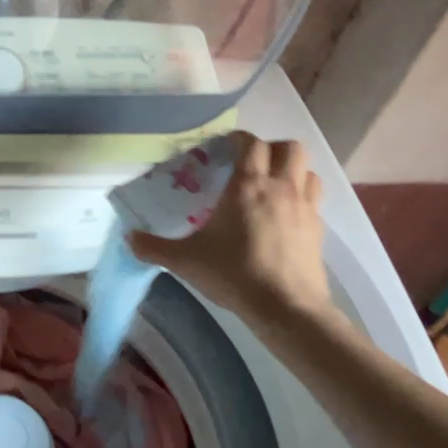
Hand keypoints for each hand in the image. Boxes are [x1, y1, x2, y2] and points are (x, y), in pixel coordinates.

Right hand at [127, 132, 330, 325]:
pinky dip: (302, 196)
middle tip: (251, 163)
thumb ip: (154, 247)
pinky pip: (315, 198)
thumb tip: (128, 238)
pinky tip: (285, 215)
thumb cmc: (234, 273)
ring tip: (272, 184)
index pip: (251, 144)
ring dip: (292, 170)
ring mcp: (305, 208)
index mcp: (247, 186)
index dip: (239, 139)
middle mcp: (280, 188)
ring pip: (308, 170)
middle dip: (271, 148)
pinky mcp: (319, 230)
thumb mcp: (186, 260)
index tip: (224, 147)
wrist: (286, 308)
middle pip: (290, 148)